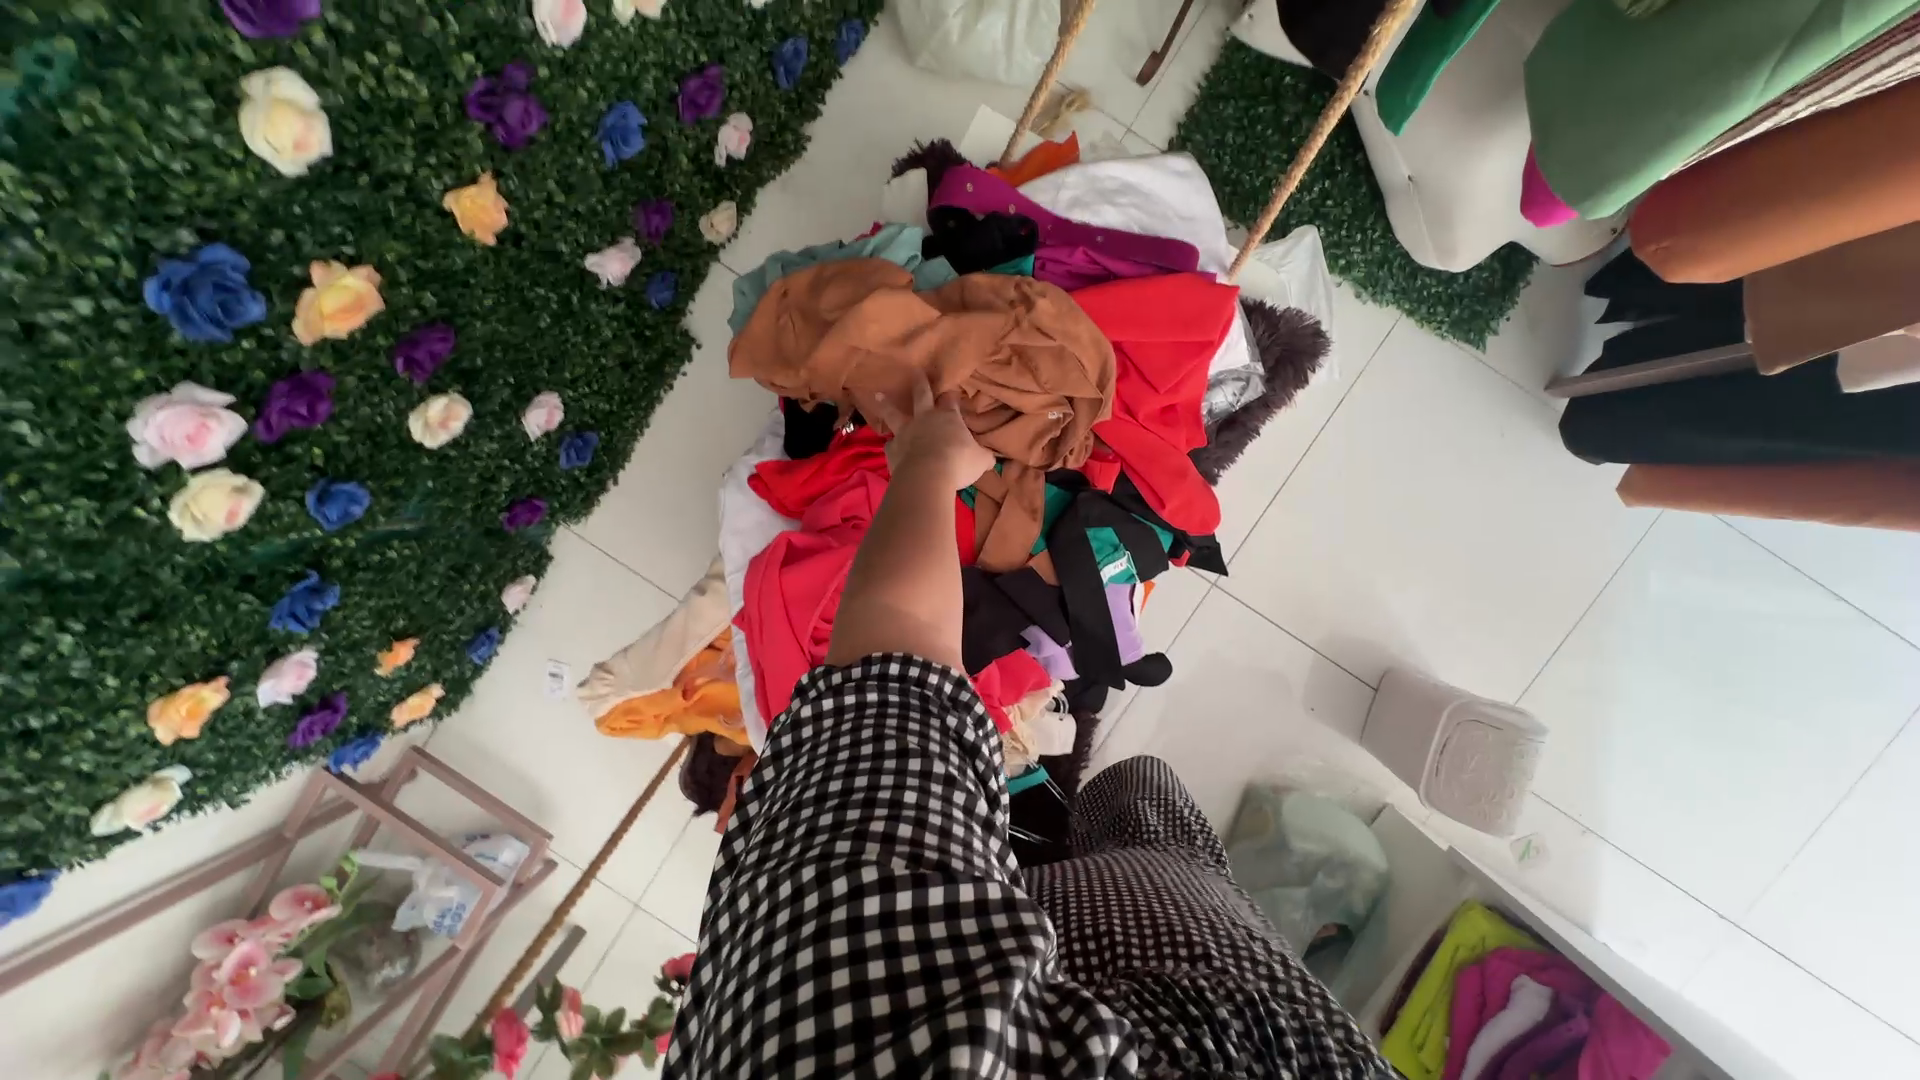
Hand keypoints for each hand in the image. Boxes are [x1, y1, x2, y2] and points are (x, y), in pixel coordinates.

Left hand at [860, 373, 993, 491]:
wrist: (928, 475)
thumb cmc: (958, 463)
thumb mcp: (980, 461)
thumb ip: (984, 457)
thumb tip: (991, 458)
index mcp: (947, 417)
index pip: (950, 401)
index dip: (952, 397)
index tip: (952, 393)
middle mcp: (925, 419)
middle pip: (921, 395)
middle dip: (920, 383)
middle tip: (915, 371)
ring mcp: (906, 432)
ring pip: (894, 413)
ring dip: (887, 404)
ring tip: (878, 395)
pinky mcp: (893, 449)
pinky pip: (889, 444)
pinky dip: (890, 444)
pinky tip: (889, 445)